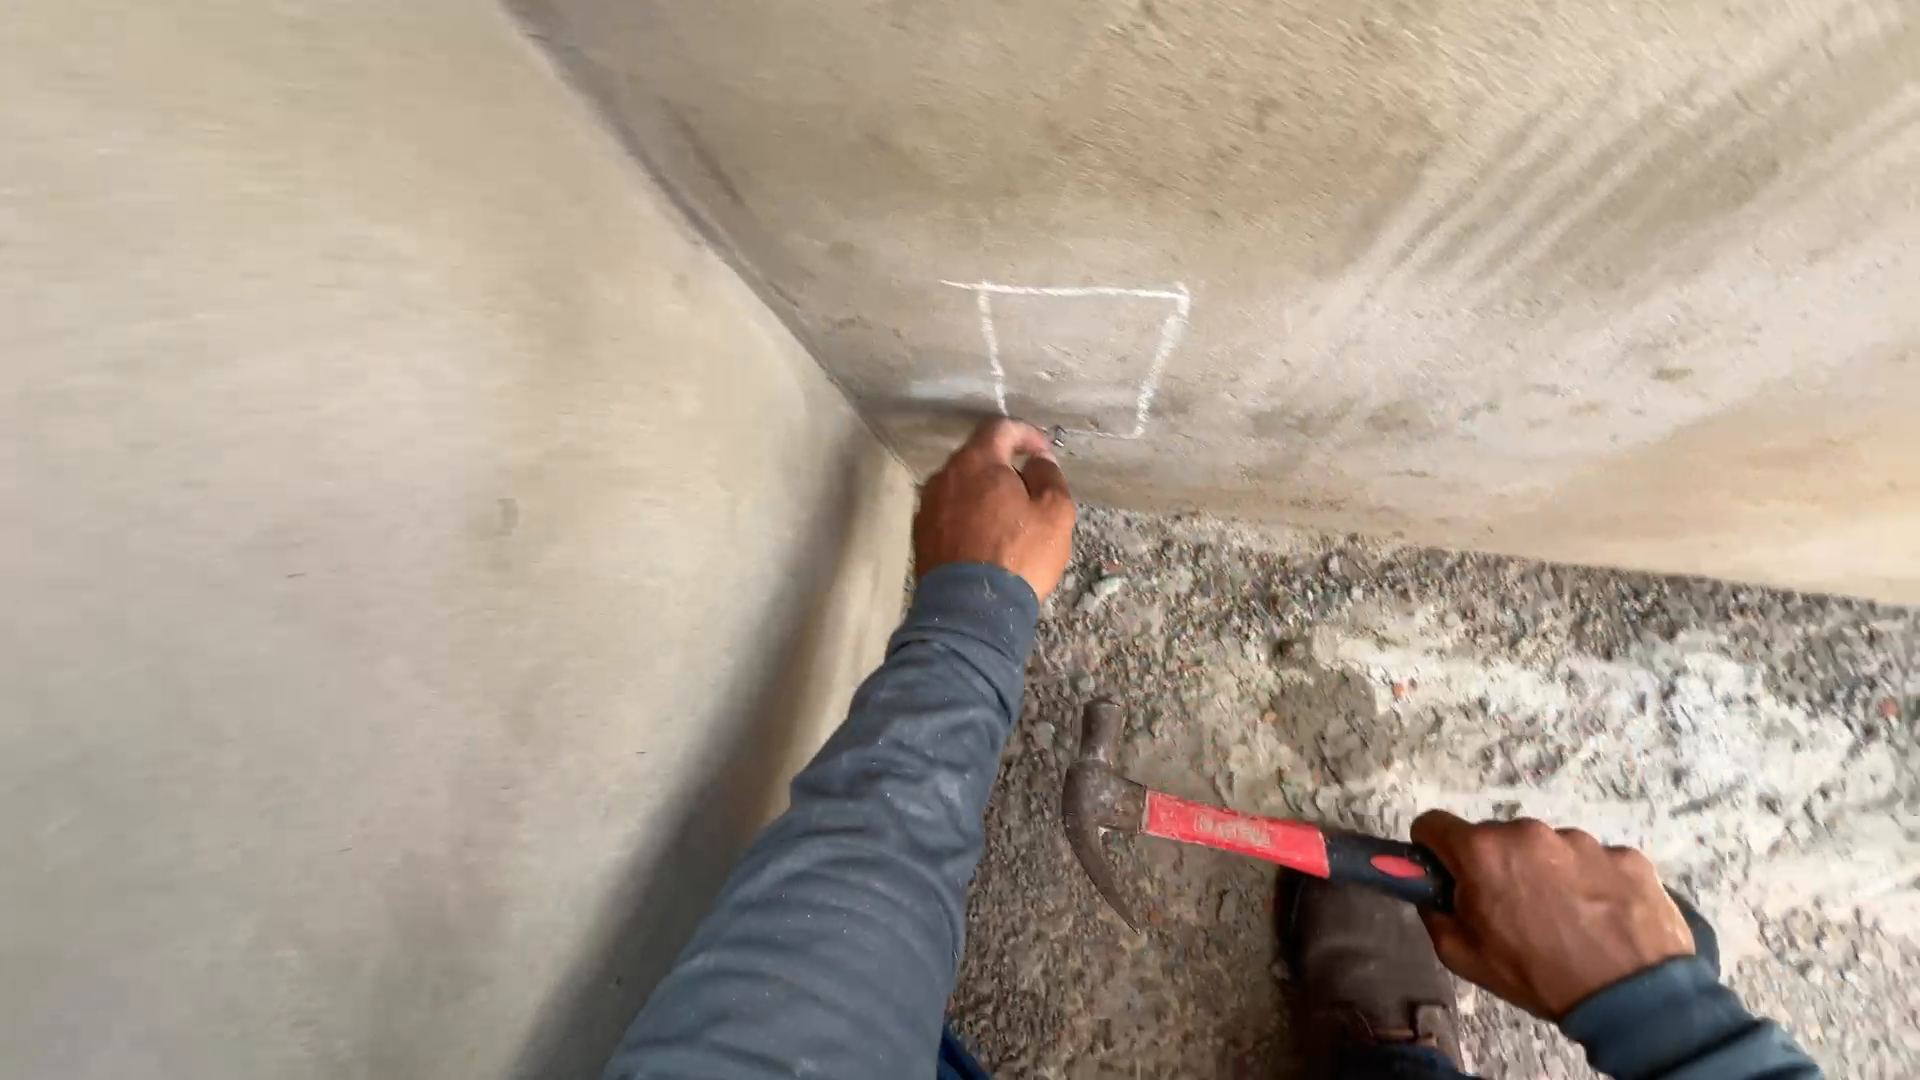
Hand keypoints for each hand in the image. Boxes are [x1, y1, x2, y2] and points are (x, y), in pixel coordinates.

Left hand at [914, 418, 1074, 597]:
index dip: (1027, 434)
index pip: (1000, 428)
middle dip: (1005, 466)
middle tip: (1030, 490)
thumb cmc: (1018, 557)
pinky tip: (985, 538)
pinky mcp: (921, 535)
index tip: (1044, 453)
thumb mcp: (1054, 513)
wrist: (969, 611)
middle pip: (977, 457)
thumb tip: (1038, 461)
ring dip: (984, 492)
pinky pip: (949, 512)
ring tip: (1008, 518)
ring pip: (961, 486)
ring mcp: (927, 506)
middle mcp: (944, 477)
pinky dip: (968, 514)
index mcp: (977, 462)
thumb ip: (1049, 476)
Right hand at [1411, 810, 1695, 1019]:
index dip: (1433, 849)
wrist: (1640, 1006)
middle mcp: (1526, 832)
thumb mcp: (1461, 954)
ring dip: (1546, 870)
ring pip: (1546, 847)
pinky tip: (1604, 915)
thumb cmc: (1539, 976)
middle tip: (1516, 908)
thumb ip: (1433, 912)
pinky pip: (1596, 860)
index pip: (1432, 824)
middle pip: (1493, 837)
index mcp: (1480, 850)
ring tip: (1569, 916)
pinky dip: (1593, 881)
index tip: (1448, 873)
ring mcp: (1581, 841)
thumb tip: (1432, 894)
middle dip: (1496, 864)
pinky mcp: (1628, 857)